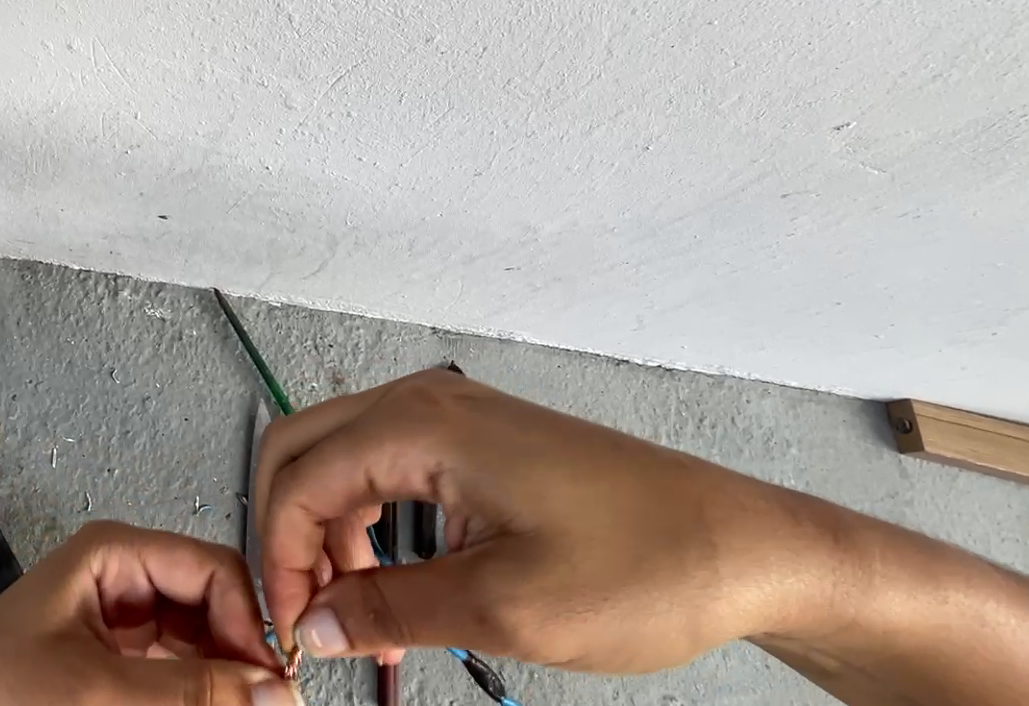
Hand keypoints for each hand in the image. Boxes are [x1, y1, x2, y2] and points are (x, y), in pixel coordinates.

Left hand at [0, 520, 301, 705]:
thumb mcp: (97, 690)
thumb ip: (190, 692)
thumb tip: (276, 690)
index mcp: (116, 554)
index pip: (212, 570)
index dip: (251, 621)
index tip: (275, 685)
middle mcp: (124, 576)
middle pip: (210, 606)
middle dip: (240, 656)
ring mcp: (120, 620)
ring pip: (197, 644)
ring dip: (221, 683)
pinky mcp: (113, 660)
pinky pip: (172, 672)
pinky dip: (194, 696)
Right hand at [252, 368, 843, 672]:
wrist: (747, 543)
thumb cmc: (638, 568)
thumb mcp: (505, 608)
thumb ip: (389, 610)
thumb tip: (315, 626)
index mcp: (416, 424)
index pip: (300, 478)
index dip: (280, 556)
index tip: (296, 629)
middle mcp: (417, 400)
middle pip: (299, 448)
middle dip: (286, 530)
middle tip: (309, 610)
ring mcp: (441, 409)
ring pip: (334, 455)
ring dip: (323, 527)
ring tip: (354, 609)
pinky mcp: (465, 431)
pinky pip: (379, 462)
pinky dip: (363, 518)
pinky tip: (390, 577)